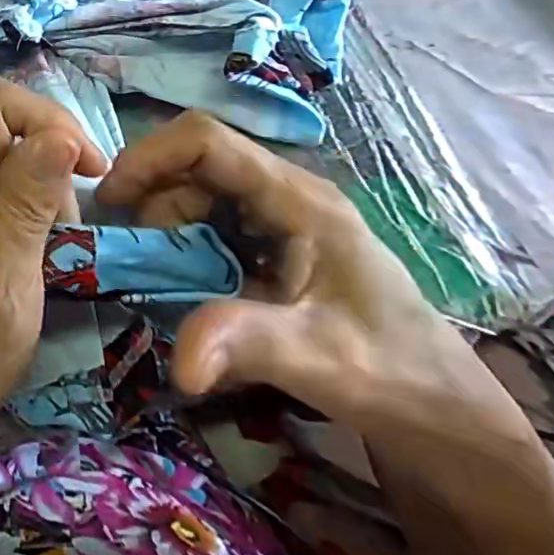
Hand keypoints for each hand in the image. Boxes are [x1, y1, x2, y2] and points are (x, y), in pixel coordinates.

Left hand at [0, 79, 106, 515]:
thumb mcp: (5, 287)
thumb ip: (28, 207)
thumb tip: (58, 133)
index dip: (50, 121)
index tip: (90, 172)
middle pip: (4, 124)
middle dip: (52, 160)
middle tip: (70, 228)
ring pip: (9, 156)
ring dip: (46, 193)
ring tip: (50, 255)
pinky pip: (3, 189)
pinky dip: (33, 212)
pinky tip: (38, 257)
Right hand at [94, 112, 522, 441]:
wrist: (442, 414)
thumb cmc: (393, 374)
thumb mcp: (321, 359)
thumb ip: (248, 345)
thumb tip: (179, 363)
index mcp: (298, 199)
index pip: (205, 140)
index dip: (148, 156)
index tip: (111, 199)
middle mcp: (281, 194)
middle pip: (189, 165)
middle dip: (151, 201)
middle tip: (140, 258)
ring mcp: (273, 216)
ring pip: (191, 193)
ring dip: (163, 228)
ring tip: (168, 281)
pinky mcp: (265, 241)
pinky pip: (202, 222)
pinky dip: (178, 244)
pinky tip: (184, 283)